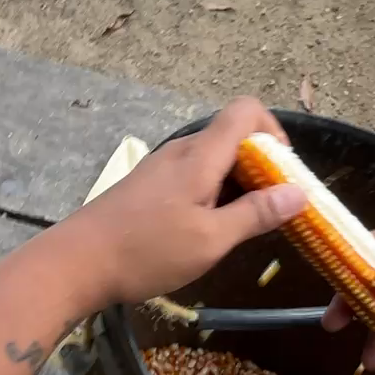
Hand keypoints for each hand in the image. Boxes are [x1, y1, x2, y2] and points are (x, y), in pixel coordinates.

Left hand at [52, 97, 307, 309]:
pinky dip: (210, 193)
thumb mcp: (210, 240)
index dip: (274, 132)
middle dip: (260, 167)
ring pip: (211, 160)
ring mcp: (160, 168)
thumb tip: (299, 192)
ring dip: (235, 184)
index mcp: (200, 155)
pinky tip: (205, 231)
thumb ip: (255, 214)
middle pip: (232, 137)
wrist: (76, 263)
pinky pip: (190, 176)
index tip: (284, 173)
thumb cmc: (146, 251)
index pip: (246, 111)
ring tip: (240, 227)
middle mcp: (181, 151)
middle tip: (270, 211)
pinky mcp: (146, 186)